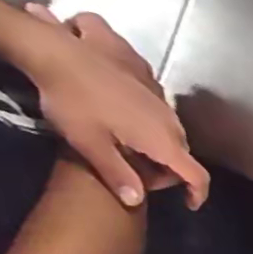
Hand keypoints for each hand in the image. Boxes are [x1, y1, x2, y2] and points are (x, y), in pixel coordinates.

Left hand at [12, 7, 210, 208]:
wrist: (55, 48)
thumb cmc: (72, 100)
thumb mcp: (88, 144)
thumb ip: (117, 174)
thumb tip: (136, 202)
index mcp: (163, 141)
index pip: (196, 176)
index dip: (198, 194)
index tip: (189, 204)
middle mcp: (171, 122)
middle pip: (183, 156)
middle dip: (167, 170)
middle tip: (135, 173)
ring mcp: (162, 99)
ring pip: (172, 133)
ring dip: (159, 146)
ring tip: (127, 145)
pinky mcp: (150, 81)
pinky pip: (160, 112)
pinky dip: (152, 123)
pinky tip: (125, 117)